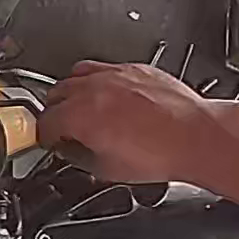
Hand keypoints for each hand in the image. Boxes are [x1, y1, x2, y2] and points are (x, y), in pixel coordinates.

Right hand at [40, 61, 228, 183]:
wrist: (194, 136)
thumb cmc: (159, 152)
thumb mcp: (107, 169)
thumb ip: (82, 157)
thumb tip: (75, 152)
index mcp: (80, 115)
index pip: (46, 122)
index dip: (45, 136)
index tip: (50, 141)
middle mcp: (94, 88)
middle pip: (56, 94)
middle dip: (55, 112)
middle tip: (62, 127)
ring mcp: (115, 74)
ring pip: (78, 74)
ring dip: (73, 92)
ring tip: (81, 108)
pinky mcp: (135, 69)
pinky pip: (106, 68)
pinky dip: (100, 81)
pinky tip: (109, 96)